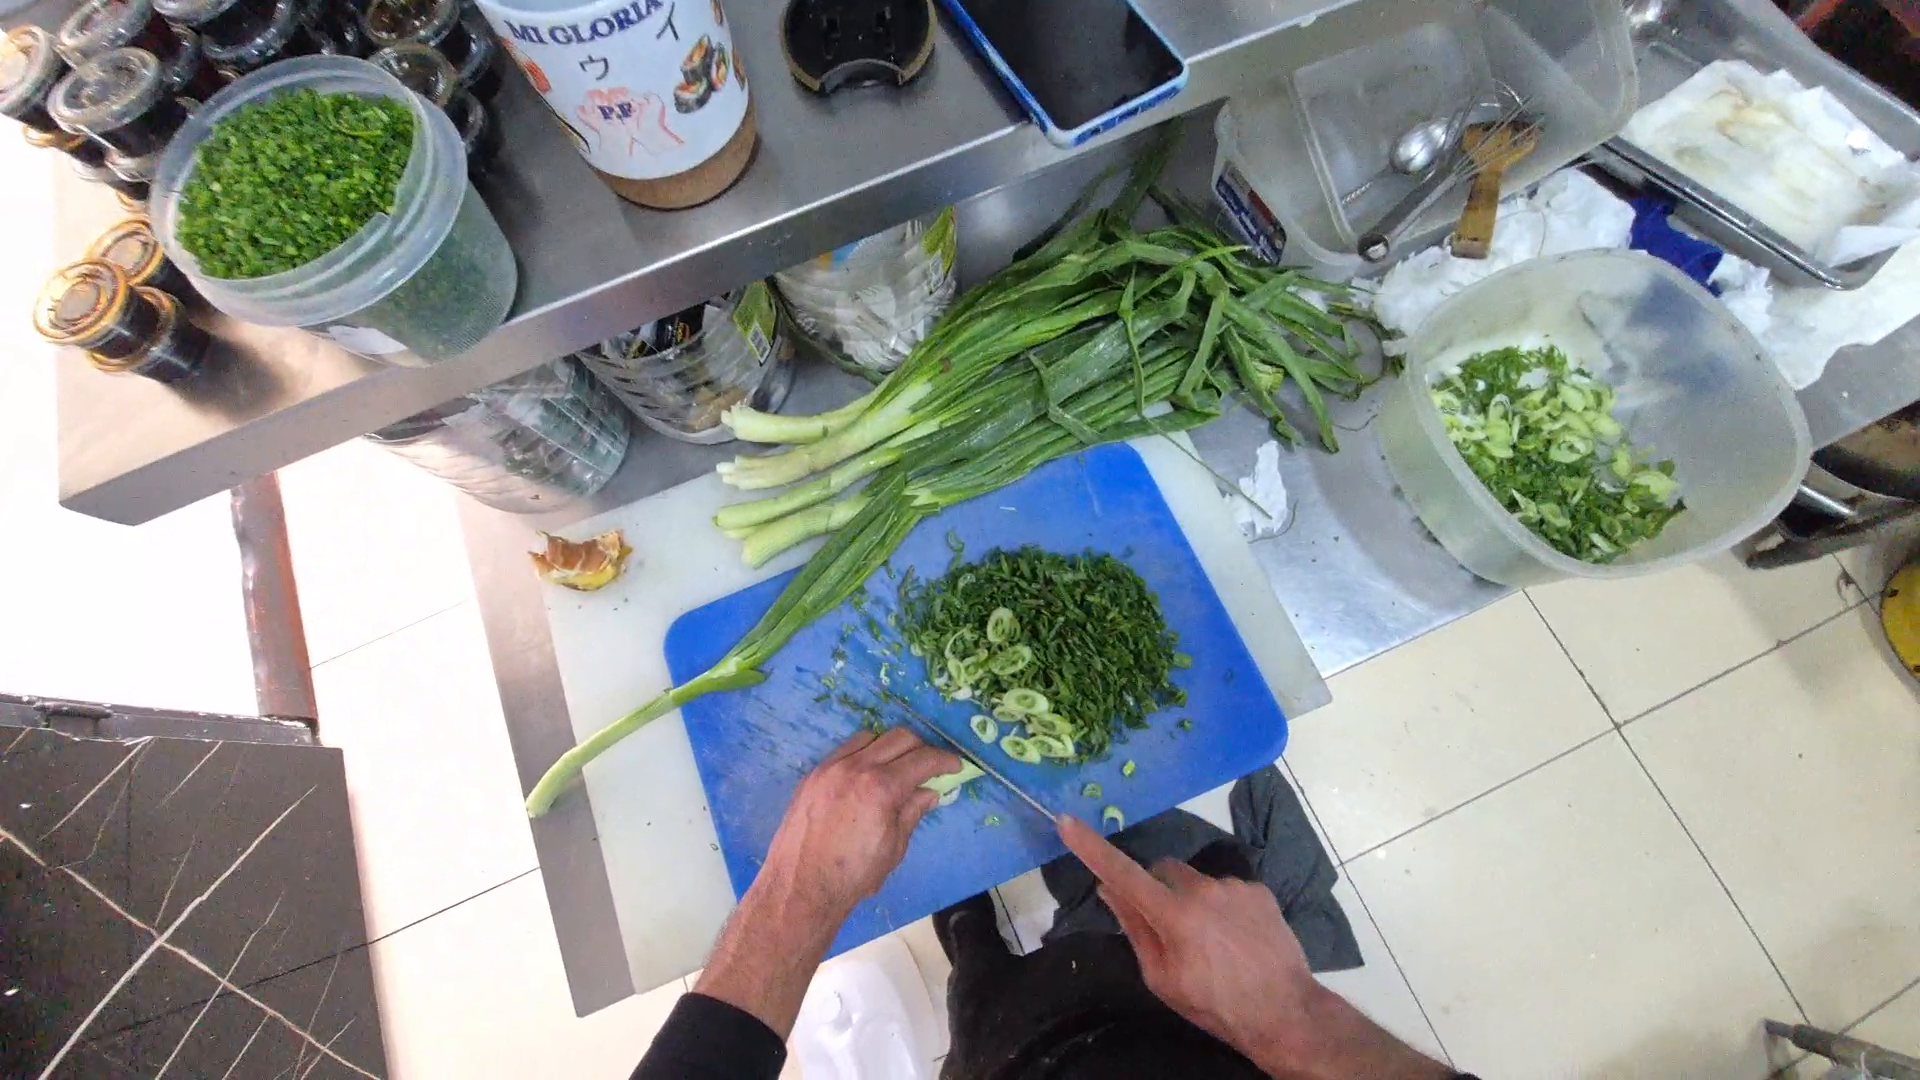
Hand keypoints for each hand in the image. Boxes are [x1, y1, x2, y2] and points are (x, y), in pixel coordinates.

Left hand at [761, 729, 960, 923]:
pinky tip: (868, 774)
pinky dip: (865, 753)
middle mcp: (857, 767)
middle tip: (931, 766)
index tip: (956, 766)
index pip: (923, 759)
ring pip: (872, 737)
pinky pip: (846, 749)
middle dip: (922, 748)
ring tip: (898, 767)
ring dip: (891, 746)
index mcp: (882, 788)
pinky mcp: (815, 773)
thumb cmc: (853, 876)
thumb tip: (930, 791)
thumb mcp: (894, 847)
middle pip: (900, 737)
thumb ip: (913, 812)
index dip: (945, 760)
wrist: (800, 888)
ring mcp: (832, 767)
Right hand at [1059, 816, 1450, 1078]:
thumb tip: (1108, 889)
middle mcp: (1201, 889)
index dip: (1091, 847)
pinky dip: (1222, 906)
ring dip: (1192, 900)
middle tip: (1169, 929)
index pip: (1121, 873)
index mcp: (1173, 915)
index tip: (1066, 821)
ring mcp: (1233, 886)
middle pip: (1161, 871)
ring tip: (1212, 942)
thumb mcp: (1163, 979)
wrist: (1288, 1016)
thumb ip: (1134, 928)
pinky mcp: (1258, 889)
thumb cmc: (1216, 1006)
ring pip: (1195, 880)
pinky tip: (1236, 938)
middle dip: (1157, 890)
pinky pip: (1226, 889)